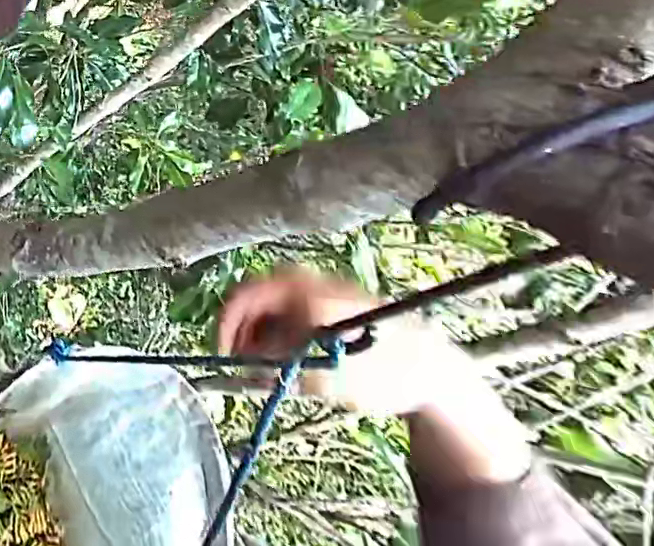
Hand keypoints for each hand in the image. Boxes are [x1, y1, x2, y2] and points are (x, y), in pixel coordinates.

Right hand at [218, 267, 533, 486]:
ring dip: (260, 330)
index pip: (245, 296)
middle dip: (243, 329)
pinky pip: (287, 304)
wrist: (432, 367)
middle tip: (241, 361)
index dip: (227, 324)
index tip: (222, 351)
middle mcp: (305, 278)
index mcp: (301, 290)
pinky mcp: (328, 294)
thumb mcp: (322, 374)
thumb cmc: (378, 372)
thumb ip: (276, 364)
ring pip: (269, 301)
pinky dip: (277, 327)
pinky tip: (285, 353)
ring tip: (263, 362)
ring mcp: (317, 283)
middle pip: (254, 297)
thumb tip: (244, 362)